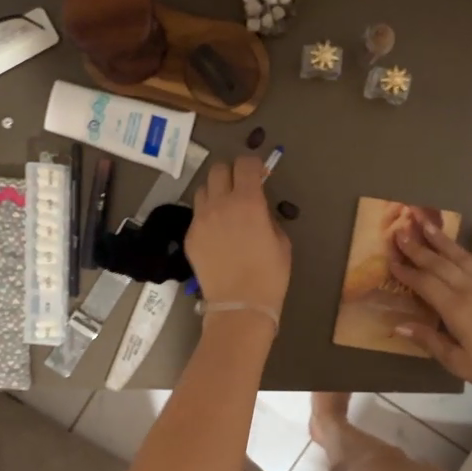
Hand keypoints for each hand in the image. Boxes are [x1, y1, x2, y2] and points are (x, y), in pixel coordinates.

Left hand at [187, 155, 291, 322]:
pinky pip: (197, 214)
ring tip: (225, 208)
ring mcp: (200, 219)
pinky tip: (217, 232)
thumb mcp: (281, 241)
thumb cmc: (269, 276)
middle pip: (218, 169)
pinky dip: (207, 215)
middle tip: (240, 187)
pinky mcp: (190, 236)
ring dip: (215, 192)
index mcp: (248, 202)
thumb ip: (267, 217)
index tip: (259, 174)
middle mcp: (220, 204)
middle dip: (231, 173)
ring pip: (203, 189)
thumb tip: (258, 209)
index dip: (253, 165)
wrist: (239, 306)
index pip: (245, 164)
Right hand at [388, 221, 471, 398]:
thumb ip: (429, 341)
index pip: (425, 284)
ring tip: (428, 224)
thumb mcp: (456, 362)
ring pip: (463, 257)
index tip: (391, 260)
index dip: (407, 272)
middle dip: (419, 248)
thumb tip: (399, 326)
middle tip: (401, 232)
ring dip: (444, 240)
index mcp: (455, 309)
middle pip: (440, 265)